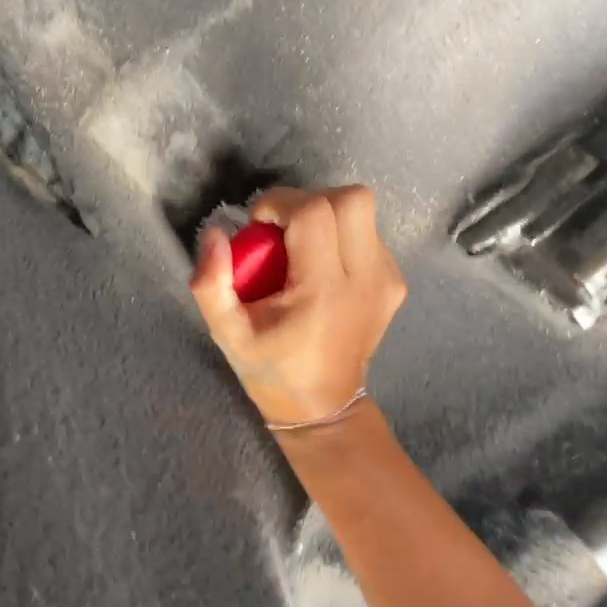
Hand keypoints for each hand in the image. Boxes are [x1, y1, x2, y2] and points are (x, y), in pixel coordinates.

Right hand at [190, 185, 406, 425]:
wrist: (324, 407)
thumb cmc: (272, 369)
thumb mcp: (227, 333)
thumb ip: (211, 284)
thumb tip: (215, 233)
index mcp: (322, 290)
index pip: (314, 212)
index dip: (280, 203)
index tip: (258, 224)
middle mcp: (364, 279)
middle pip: (352, 199)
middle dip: (310, 200)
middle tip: (282, 228)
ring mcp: (386, 280)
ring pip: (363, 212)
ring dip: (327, 216)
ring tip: (301, 247)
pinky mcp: (395, 283)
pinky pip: (370, 234)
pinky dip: (342, 236)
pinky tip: (322, 265)